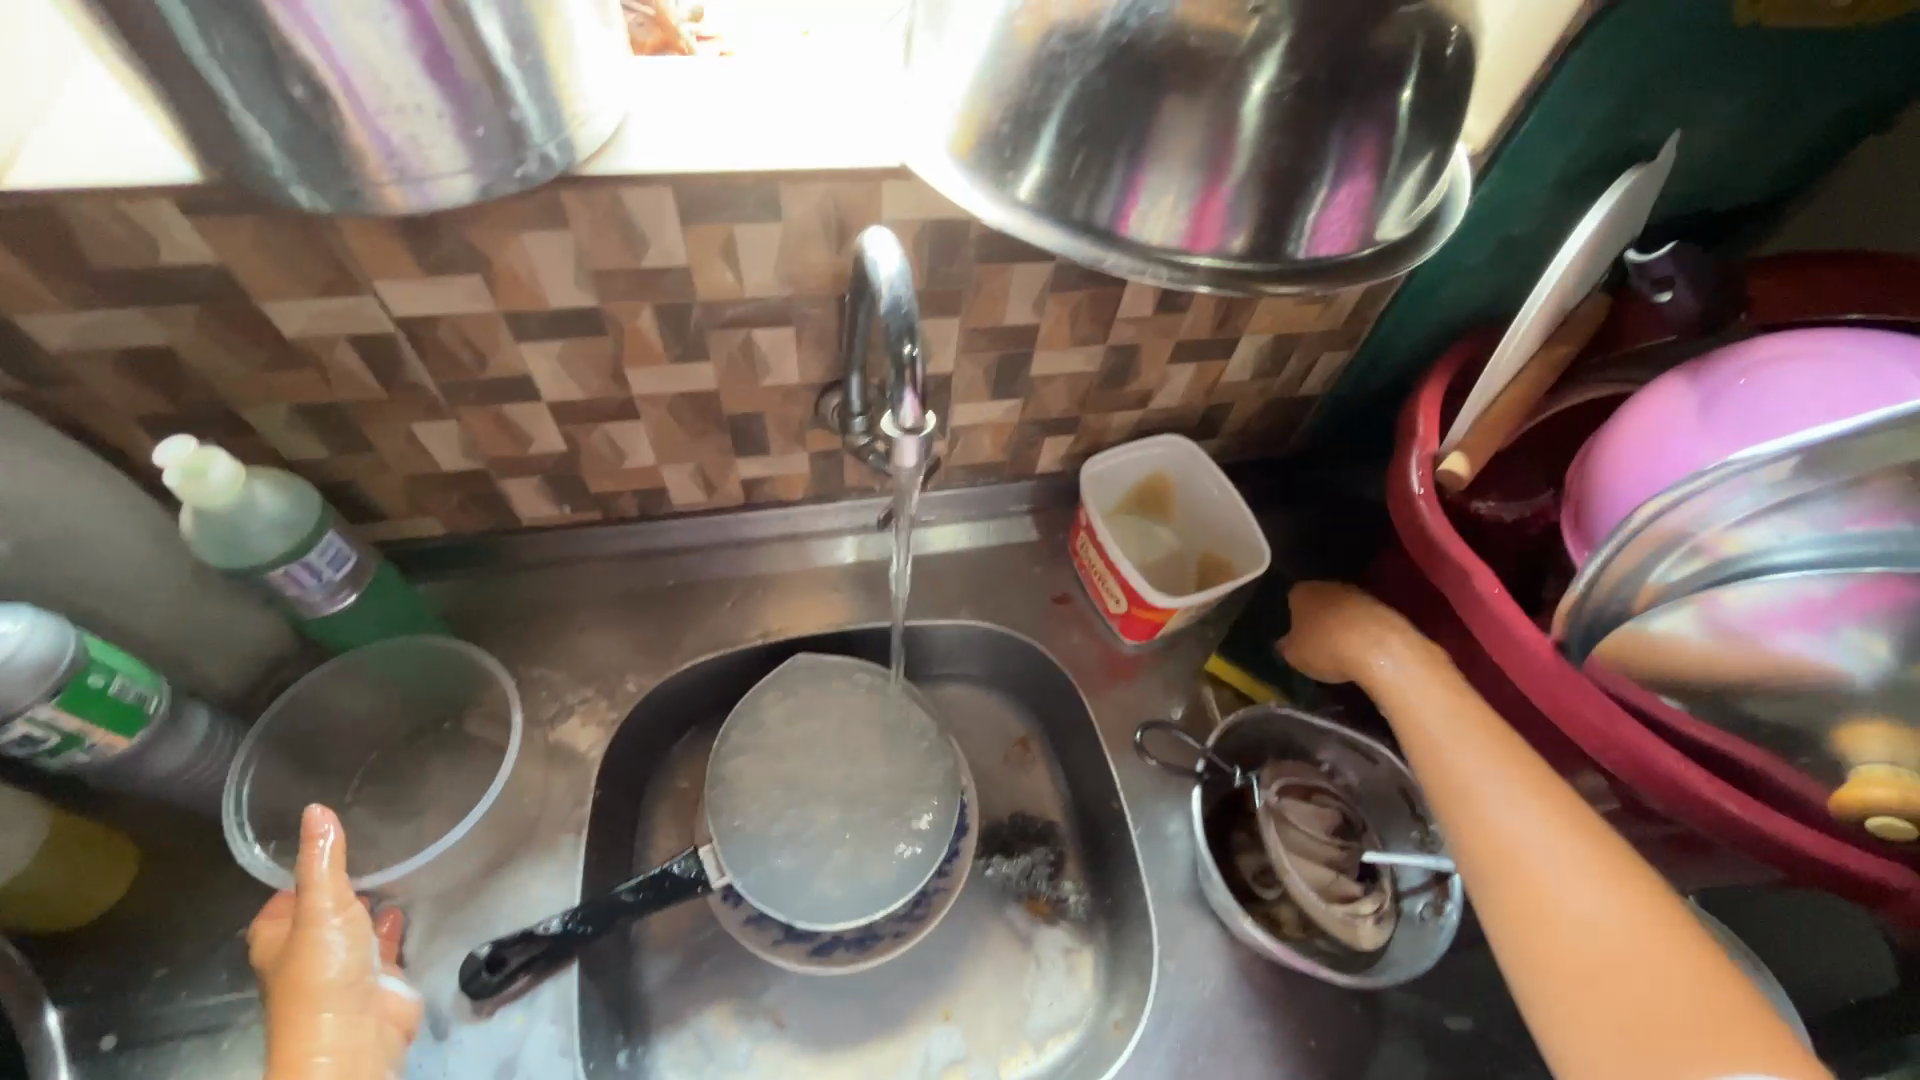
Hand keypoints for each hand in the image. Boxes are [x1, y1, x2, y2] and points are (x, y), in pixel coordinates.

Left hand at [248, 805, 421, 1079]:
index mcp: (277, 935)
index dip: (305, 865)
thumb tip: (315, 807)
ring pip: (356, 923)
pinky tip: (410, 900)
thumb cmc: (323, 972)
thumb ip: (323, 859)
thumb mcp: (320, 906)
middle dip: (345, 881)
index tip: (334, 832)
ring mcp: (343, 964)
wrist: (355, 1034)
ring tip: (399, 863)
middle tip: (374, 842)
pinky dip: (395, 922)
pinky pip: (386, 940)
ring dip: (372, 901)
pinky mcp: (378, 975)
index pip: (286, 891)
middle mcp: (306, 949)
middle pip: (323, 907)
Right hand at [1276, 580, 1425, 685]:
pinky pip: (1365, 621)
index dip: (1292, 616)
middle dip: (1318, 618)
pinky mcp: (1385, 608)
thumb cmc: (1325, 647)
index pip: (1291, 598)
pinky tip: (1362, 652)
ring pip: (1344, 609)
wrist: (1380, 648)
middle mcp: (1330, 586)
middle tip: (1316, 641)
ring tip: (1342, 650)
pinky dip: (1363, 633)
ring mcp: (1360, 595)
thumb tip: (1284, 643)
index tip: (1295, 634)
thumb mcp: (1293, 655)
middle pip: (1320, 601)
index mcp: (1302, 591)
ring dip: (1342, 625)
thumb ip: (1286, 646)